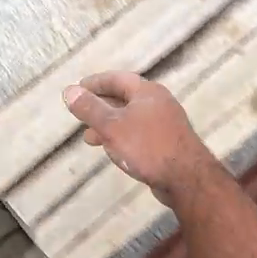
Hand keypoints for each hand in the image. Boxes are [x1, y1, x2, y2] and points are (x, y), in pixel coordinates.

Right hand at [63, 72, 218, 203]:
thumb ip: (89, 108)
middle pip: (124, 97)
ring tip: (89, 138)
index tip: (77, 89)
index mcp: (147, 92)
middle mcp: (158, 103)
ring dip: (108, 124)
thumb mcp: (111, 126)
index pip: (117, 78)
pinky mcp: (167, 143)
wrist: (187, 179)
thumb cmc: (147, 147)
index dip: (95, 82)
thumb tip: (69, 90)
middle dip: (99, 106)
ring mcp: (165, 123)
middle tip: (80, 114)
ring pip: (130, 118)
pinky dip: (121, 136)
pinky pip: (138, 133)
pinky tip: (113, 150)